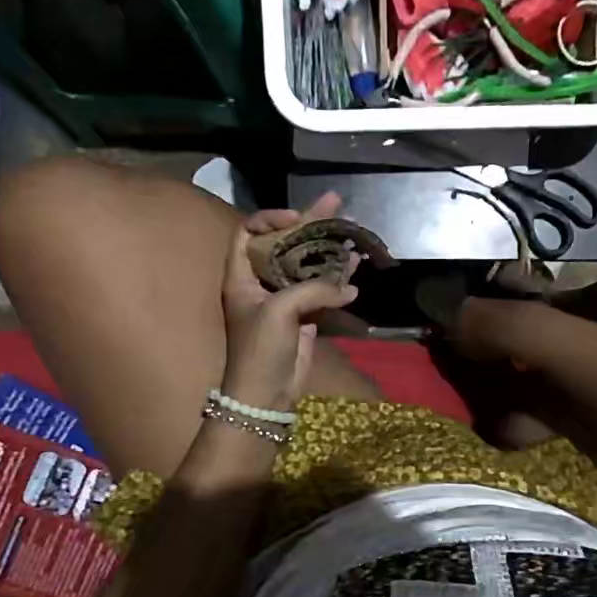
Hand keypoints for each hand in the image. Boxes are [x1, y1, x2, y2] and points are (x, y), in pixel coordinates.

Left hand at [220, 193, 359, 411]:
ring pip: (307, 264)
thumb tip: (349, 287)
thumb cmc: (260, 349)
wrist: (266, 394)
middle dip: (309, 223)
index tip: (297, 220)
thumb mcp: (280, 312)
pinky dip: (338, 278)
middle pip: (284, 243)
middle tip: (333, 201)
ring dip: (328, 248)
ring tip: (350, 229)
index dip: (271, 219)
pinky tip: (355, 268)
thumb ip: (314, 290)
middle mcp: (262, 282)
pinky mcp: (305, 316)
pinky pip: (323, 289)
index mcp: (241, 276)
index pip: (248, 232)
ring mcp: (285, 299)